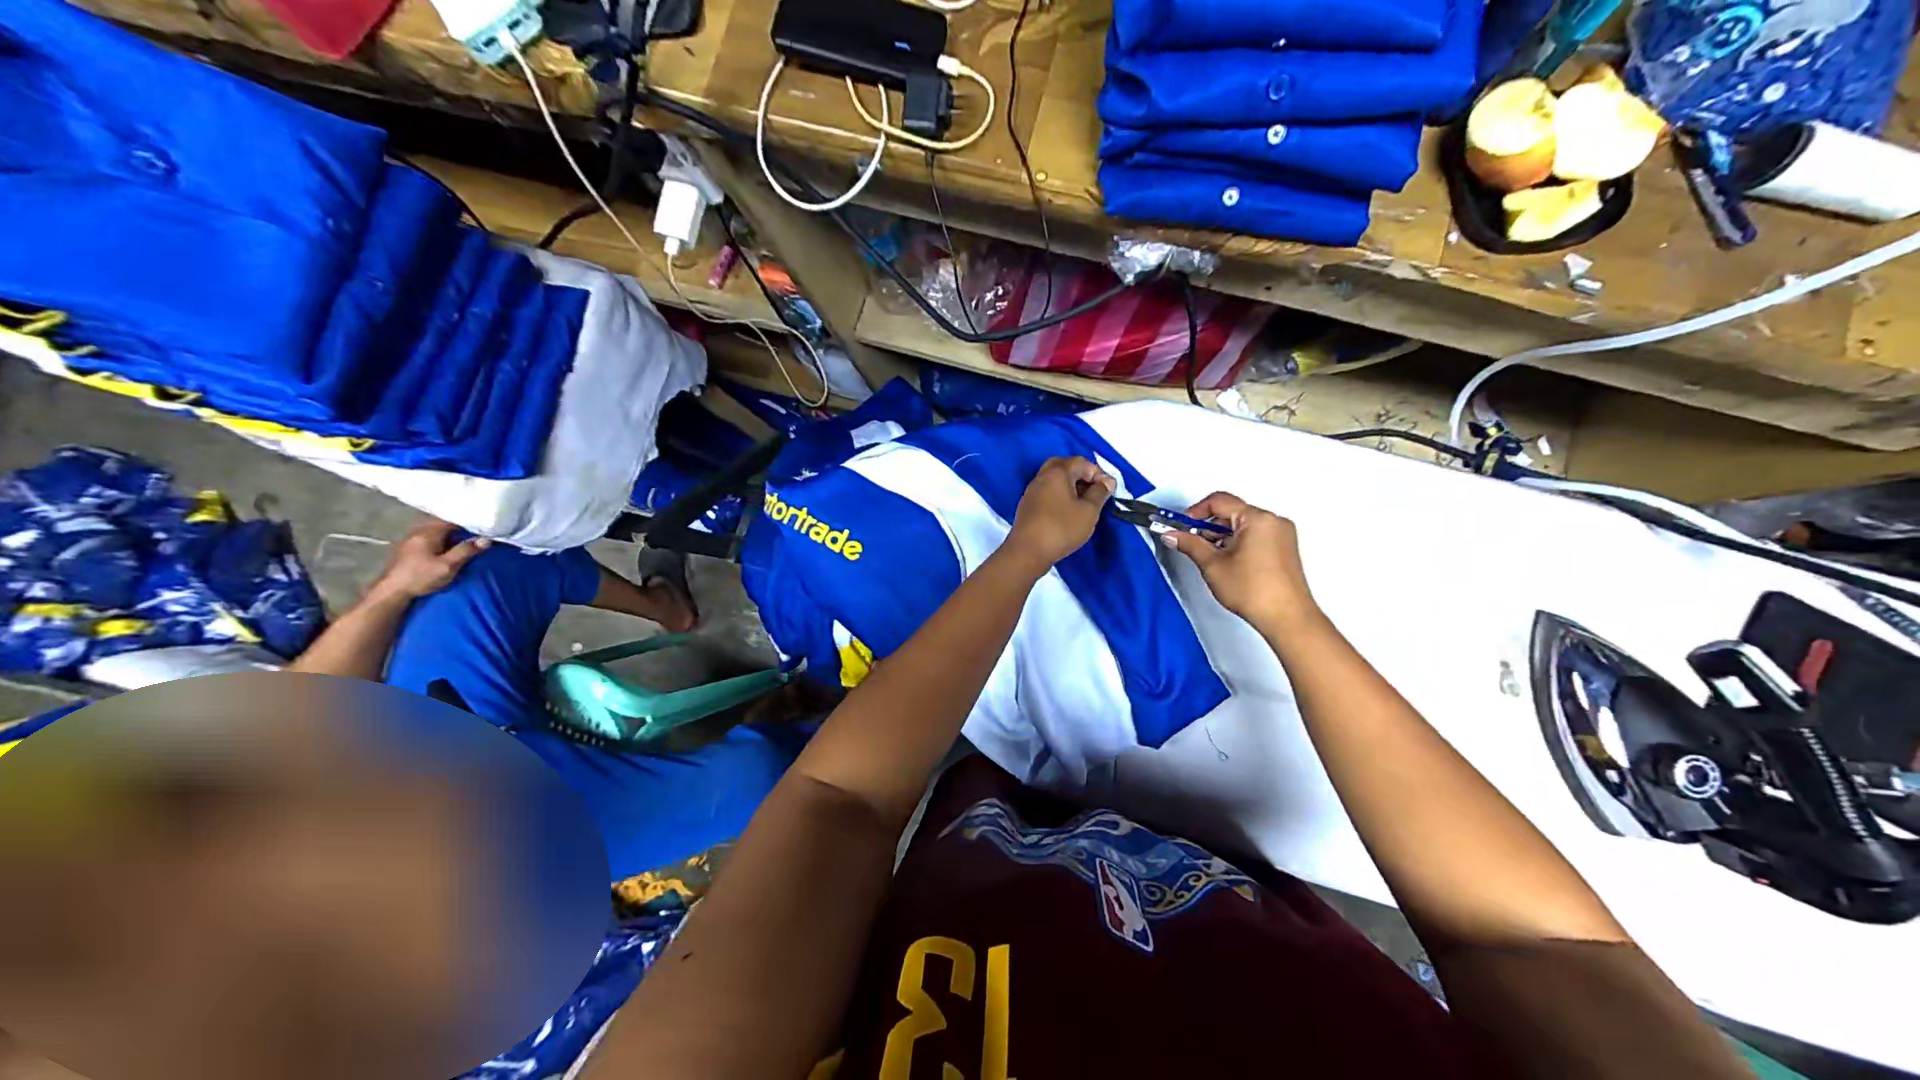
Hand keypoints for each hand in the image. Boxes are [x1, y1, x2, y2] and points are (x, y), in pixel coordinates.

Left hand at [367, 520, 490, 601]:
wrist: (392, 591)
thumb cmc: (421, 577)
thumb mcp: (448, 566)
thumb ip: (466, 551)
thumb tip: (486, 539)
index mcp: (428, 533)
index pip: (451, 520)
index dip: (467, 522)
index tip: (481, 526)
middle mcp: (417, 532)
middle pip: (440, 523)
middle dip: (456, 526)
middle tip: (473, 532)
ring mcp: (409, 540)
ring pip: (432, 530)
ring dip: (446, 533)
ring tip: (460, 538)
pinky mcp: (406, 548)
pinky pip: (426, 536)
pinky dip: (437, 538)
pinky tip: (442, 546)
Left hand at [1002, 456, 1115, 572]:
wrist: (1028, 551)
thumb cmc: (1062, 528)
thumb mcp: (1088, 511)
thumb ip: (1100, 493)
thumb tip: (1107, 481)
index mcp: (1057, 472)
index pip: (1081, 462)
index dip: (1098, 473)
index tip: (1108, 491)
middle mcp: (1042, 476)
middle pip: (1064, 467)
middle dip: (1082, 475)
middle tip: (1094, 491)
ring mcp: (1032, 491)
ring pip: (1054, 480)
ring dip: (1070, 486)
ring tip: (1084, 503)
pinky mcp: (1027, 506)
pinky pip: (1047, 492)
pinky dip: (1060, 495)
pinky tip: (1068, 511)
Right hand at [1159, 492, 1317, 632]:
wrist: (1286, 617)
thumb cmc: (1258, 593)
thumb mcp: (1213, 565)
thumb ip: (1190, 544)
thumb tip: (1174, 536)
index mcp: (1257, 519)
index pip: (1219, 501)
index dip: (1195, 512)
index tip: (1182, 524)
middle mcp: (1273, 521)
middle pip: (1232, 512)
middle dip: (1209, 526)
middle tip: (1191, 542)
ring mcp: (1282, 534)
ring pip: (1243, 525)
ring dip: (1223, 536)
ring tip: (1211, 558)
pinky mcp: (1284, 547)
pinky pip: (1256, 535)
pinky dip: (1239, 543)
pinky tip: (1228, 562)